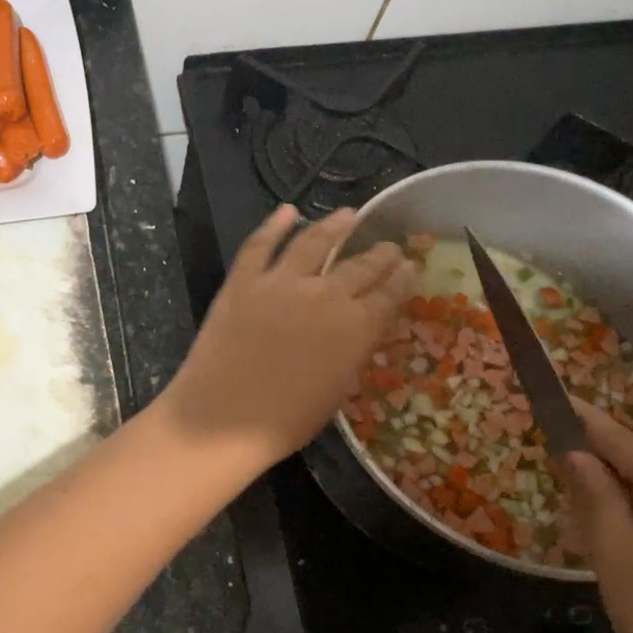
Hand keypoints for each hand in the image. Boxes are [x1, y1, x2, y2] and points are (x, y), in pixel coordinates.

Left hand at [160, 206, 413, 466]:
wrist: (222, 418)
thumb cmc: (284, 421)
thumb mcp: (336, 392)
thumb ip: (351, 353)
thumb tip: (357, 331)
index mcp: (356, 328)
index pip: (389, 295)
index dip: (402, 279)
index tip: (410, 267)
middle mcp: (325, 295)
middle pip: (359, 266)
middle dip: (378, 254)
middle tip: (389, 246)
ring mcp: (280, 283)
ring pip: (314, 242)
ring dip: (334, 226)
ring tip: (348, 215)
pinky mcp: (242, 281)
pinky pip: (260, 244)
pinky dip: (274, 224)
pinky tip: (288, 211)